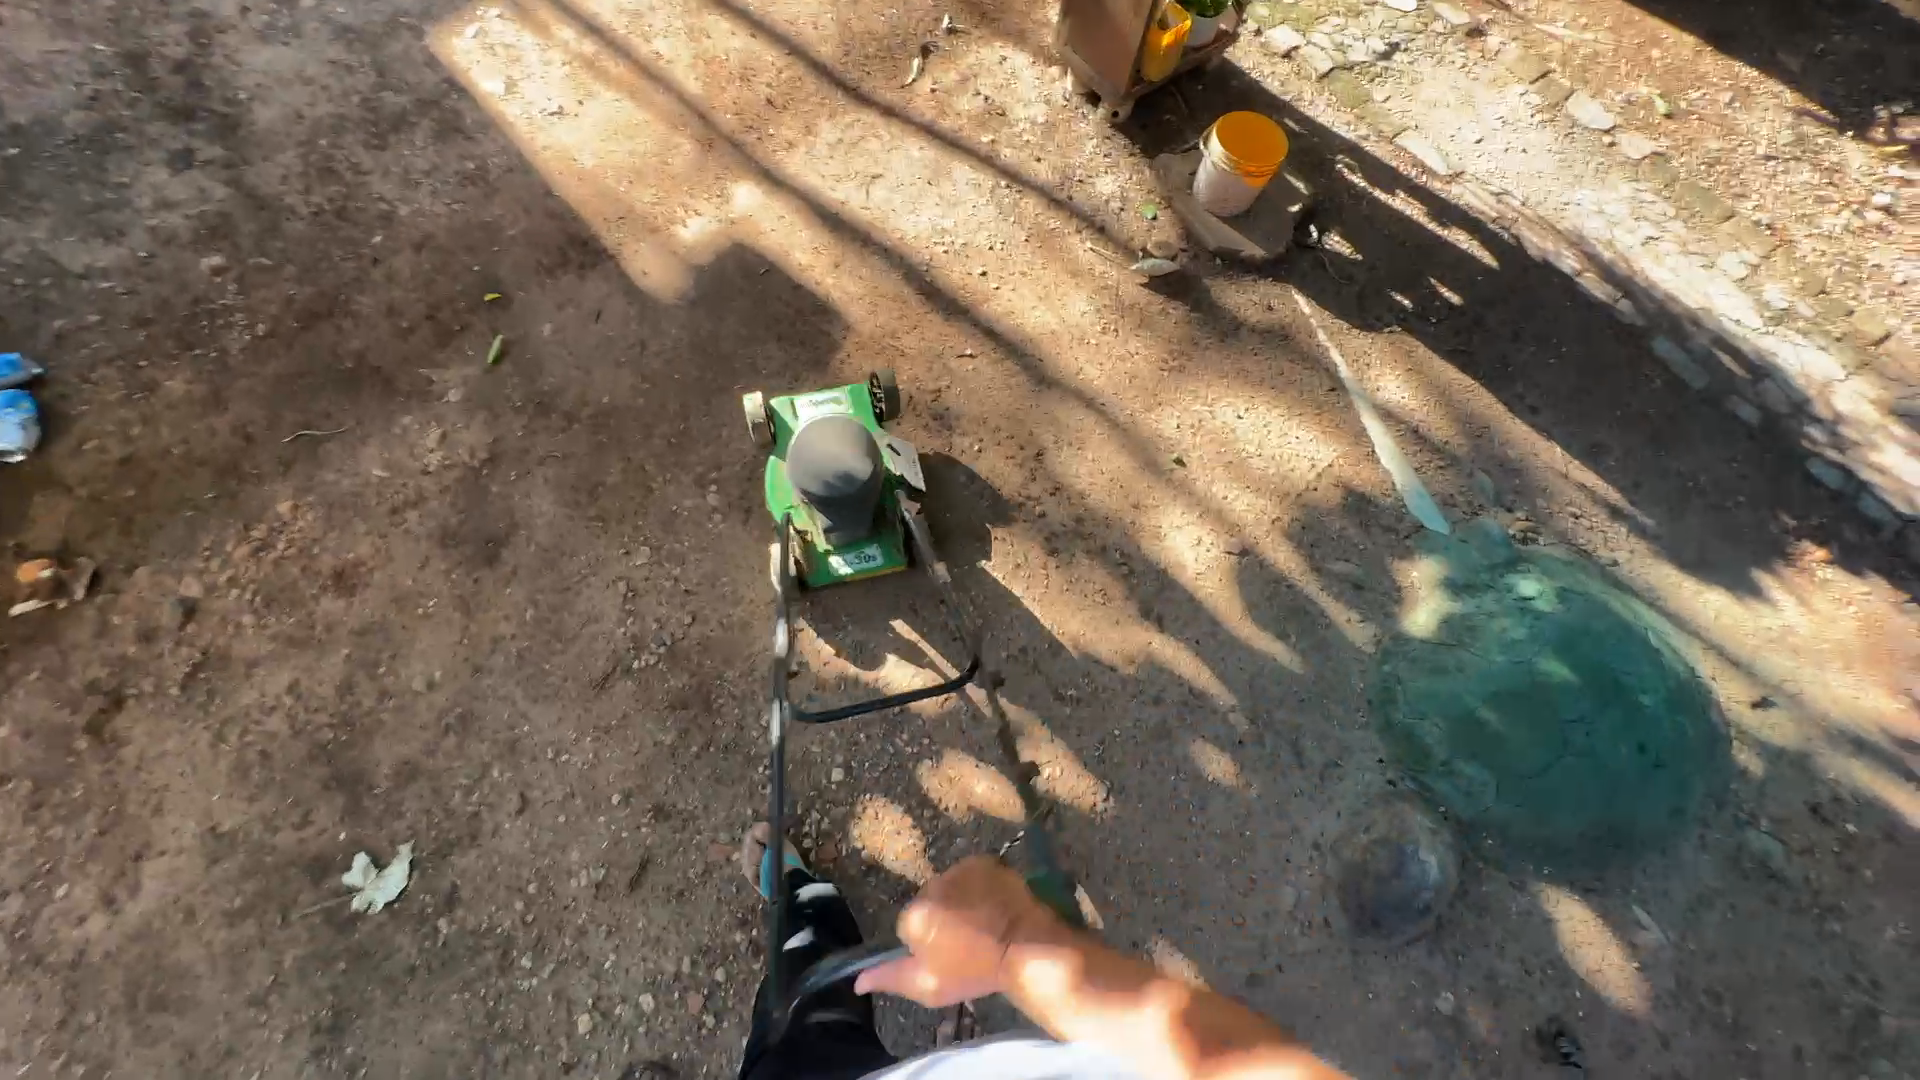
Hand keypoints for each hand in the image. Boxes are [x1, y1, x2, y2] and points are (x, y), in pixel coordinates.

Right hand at [854, 856, 1064, 1006]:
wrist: (1025, 946)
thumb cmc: (975, 971)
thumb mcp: (929, 986)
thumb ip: (890, 978)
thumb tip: (857, 979)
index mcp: (914, 914)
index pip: (908, 926)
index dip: (927, 942)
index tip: (948, 954)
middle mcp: (931, 884)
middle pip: (928, 901)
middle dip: (941, 916)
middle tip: (966, 939)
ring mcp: (959, 869)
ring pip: (950, 886)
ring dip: (960, 899)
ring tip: (982, 921)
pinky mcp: (983, 861)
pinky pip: (972, 873)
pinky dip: (979, 885)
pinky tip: (993, 904)